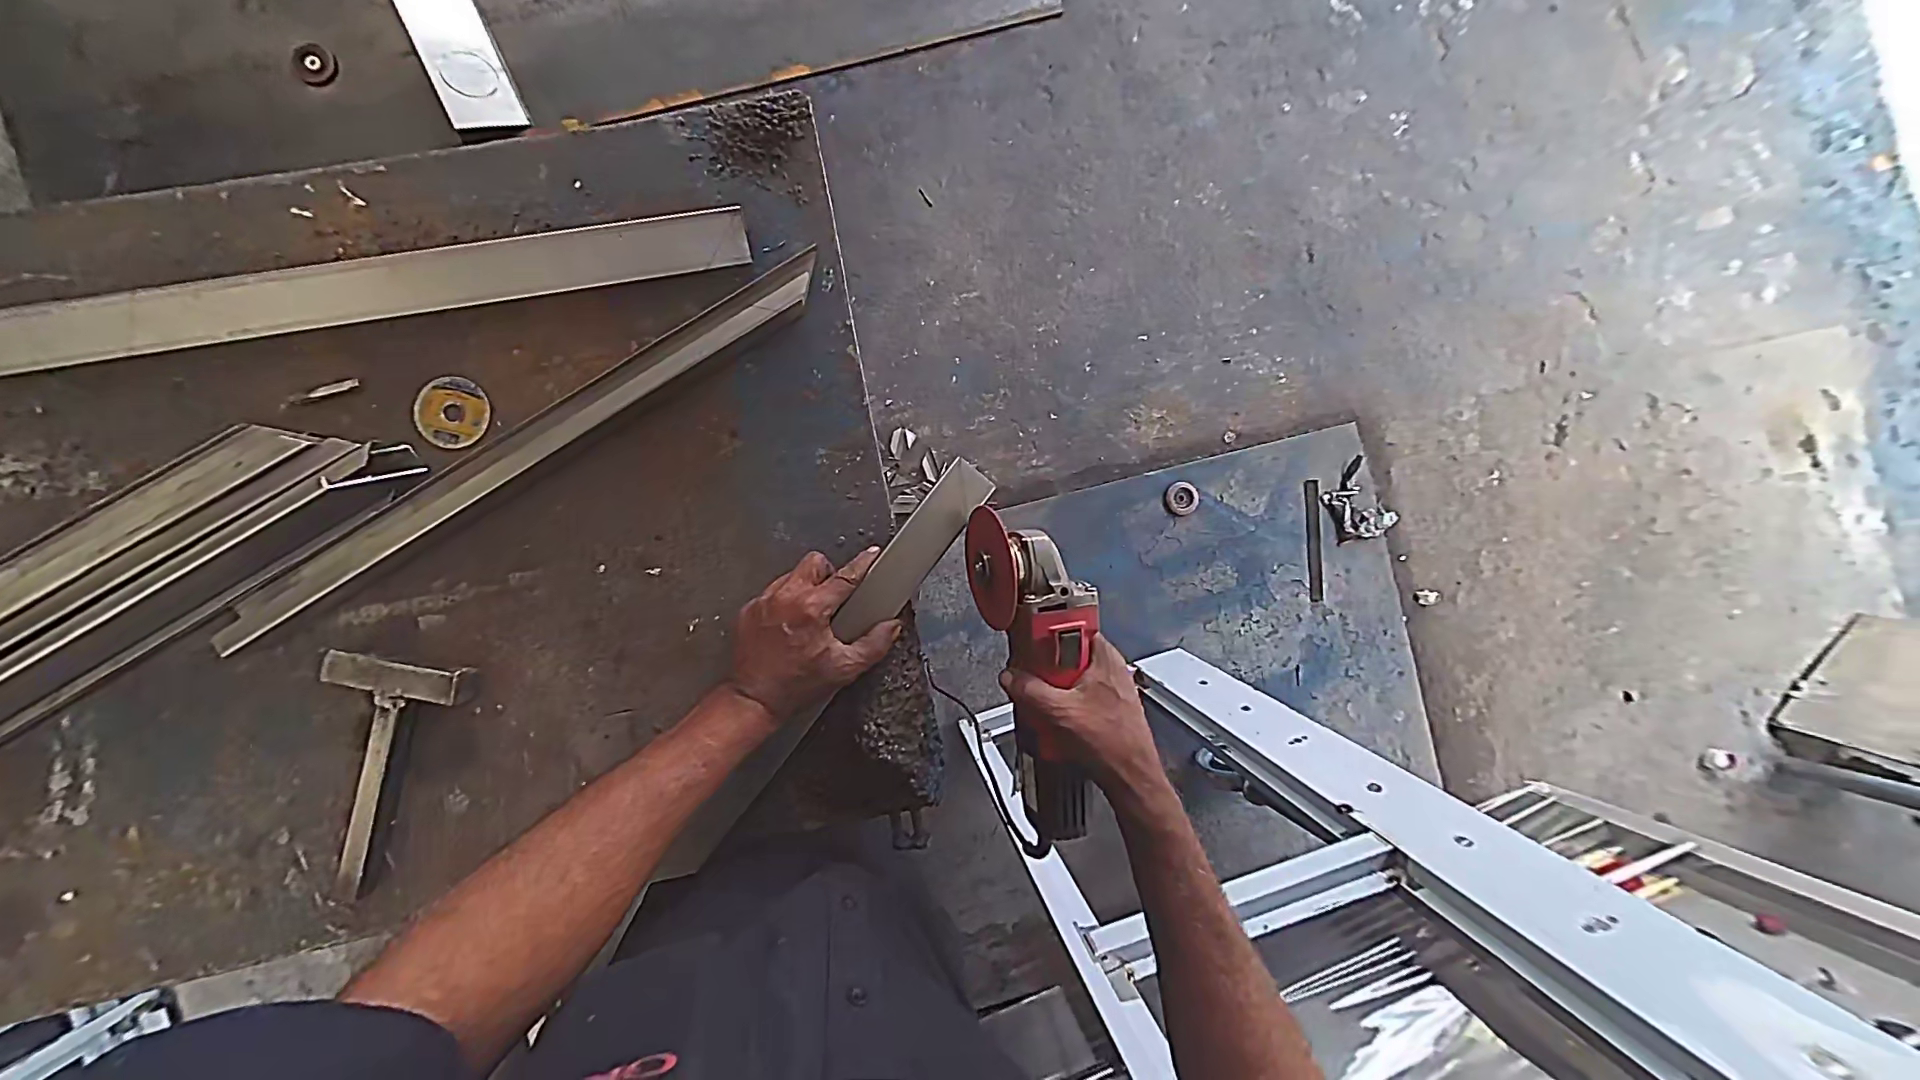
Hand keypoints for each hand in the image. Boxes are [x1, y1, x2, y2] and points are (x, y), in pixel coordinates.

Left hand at [726, 548, 901, 722]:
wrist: (754, 699)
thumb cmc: (795, 686)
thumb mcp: (845, 669)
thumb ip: (874, 644)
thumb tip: (890, 628)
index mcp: (812, 608)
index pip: (844, 576)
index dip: (862, 563)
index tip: (871, 555)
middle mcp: (785, 598)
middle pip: (815, 563)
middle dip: (829, 574)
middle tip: (834, 596)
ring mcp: (764, 601)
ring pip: (793, 574)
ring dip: (806, 587)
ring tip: (811, 614)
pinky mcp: (750, 609)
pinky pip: (773, 591)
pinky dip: (785, 600)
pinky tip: (790, 622)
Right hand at [998, 633, 1168, 807]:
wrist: (1131, 776)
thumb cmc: (1112, 744)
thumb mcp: (1059, 711)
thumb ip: (1029, 689)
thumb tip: (1012, 678)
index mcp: (1105, 656)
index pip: (1071, 627)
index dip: (1048, 635)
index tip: (1032, 646)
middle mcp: (1110, 668)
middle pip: (1066, 657)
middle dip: (1047, 672)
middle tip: (1035, 685)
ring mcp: (1111, 688)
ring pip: (1070, 680)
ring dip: (1054, 693)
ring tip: (1046, 710)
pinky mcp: (1108, 707)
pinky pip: (1078, 698)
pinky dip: (1065, 708)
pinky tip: (1059, 725)